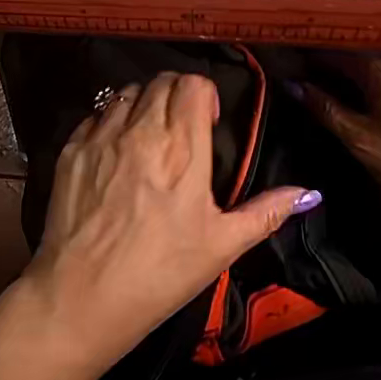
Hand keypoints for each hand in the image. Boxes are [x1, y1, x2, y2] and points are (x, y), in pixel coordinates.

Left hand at [0, 72, 316, 379]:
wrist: (81, 298)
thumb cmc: (160, 273)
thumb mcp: (222, 245)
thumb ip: (267, 211)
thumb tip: (310, 193)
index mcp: (181, 147)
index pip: (193, 84)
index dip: (205, 95)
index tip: (208, 122)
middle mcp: (139, 130)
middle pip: (161, 81)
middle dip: (177, 94)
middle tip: (182, 128)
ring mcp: (100, 138)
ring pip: (126, 93)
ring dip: (144, 104)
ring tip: (149, 138)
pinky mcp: (69, 152)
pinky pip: (95, 116)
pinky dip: (110, 121)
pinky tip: (116, 152)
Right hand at [299, 54, 380, 228]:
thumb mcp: (359, 139)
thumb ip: (323, 108)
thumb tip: (297, 89)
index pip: (331, 47)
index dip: (302, 56)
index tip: (284, 66)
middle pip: (352, 47)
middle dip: (322, 61)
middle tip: (298, 79)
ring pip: (371, 57)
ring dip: (345, 70)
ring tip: (322, 91)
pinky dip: (367, 78)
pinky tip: (356, 98)